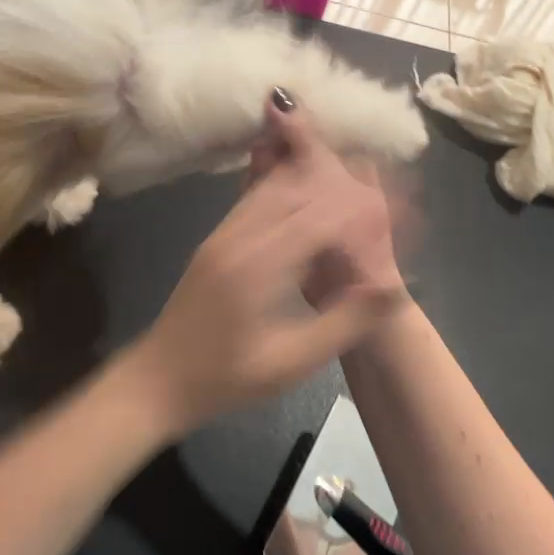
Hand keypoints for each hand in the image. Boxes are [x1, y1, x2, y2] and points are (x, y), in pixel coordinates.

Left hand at [122, 97, 410, 432]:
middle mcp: (239, 236)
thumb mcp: (291, 363)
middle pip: (295, 186)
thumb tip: (394, 288)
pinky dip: (287, 187)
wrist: (156, 378)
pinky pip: (256, 198)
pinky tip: (309, 190)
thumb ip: (343, 323)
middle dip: (341, 180)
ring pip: (272, 186)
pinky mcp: (215, 239)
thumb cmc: (225, 379)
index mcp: (259, 265)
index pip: (320, 214)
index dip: (362, 207)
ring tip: (354, 175)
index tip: (397, 207)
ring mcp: (222, 234)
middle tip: (383, 180)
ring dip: (313, 175)